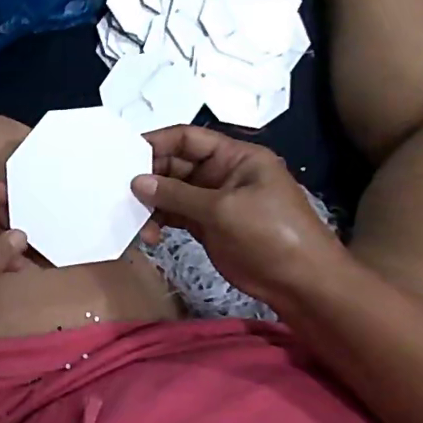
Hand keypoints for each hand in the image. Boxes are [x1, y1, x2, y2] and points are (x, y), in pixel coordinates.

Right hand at [132, 126, 350, 306]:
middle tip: (121, 191)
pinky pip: (173, 215)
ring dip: (150, 204)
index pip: (188, 139)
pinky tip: (148, 235)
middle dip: (149, 177)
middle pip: (175, 165)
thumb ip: (176, 194)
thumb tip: (136, 182)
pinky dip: (158, 221)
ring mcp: (212, 200)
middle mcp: (221, 174)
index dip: (157, 143)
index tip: (123, 154)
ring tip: (135, 220)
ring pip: (170, 192)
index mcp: (236, 157)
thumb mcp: (223, 209)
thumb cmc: (271, 234)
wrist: (301, 283)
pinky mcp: (206, 224)